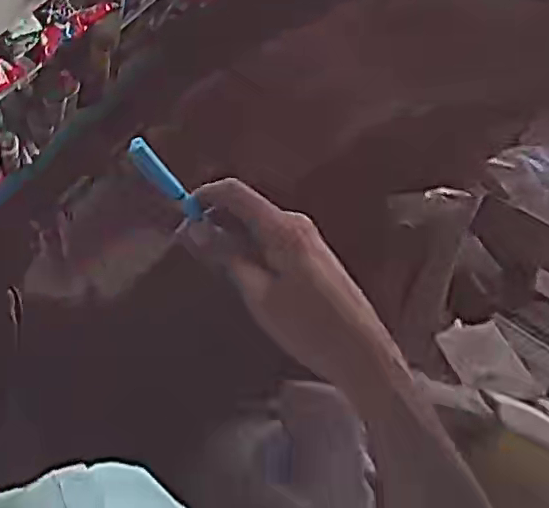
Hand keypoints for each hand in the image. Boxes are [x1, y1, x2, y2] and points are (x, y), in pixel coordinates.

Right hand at [184, 179, 399, 390]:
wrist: (365, 357)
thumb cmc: (309, 328)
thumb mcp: (258, 294)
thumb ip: (226, 254)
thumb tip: (194, 227)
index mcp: (282, 227)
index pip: (234, 191)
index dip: (204, 195)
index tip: (182, 213)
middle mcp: (295, 222)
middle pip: (245, 205)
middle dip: (214, 218)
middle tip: (190, 244)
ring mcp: (307, 236)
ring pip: (257, 222)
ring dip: (231, 234)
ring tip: (213, 262)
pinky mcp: (312, 252)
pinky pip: (271, 235)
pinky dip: (250, 244)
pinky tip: (242, 271)